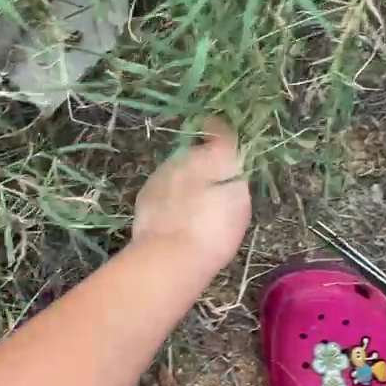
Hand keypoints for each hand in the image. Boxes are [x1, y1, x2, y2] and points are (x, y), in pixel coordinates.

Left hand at [129, 116, 251, 274]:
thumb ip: (235, 179)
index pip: (218, 131)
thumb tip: (230, 168)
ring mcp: (162, 173)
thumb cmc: (214, 230)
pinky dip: (170, 196)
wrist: (170, 255)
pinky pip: (163, 187)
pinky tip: (174, 216)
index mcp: (215, 156)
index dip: (219, 130)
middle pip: (197, 154)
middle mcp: (185, 157)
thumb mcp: (238, 203)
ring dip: (186, 182)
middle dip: (205, 166)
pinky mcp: (146, 192)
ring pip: (178, 170)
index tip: (219, 132)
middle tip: (214, 190)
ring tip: (193, 208)